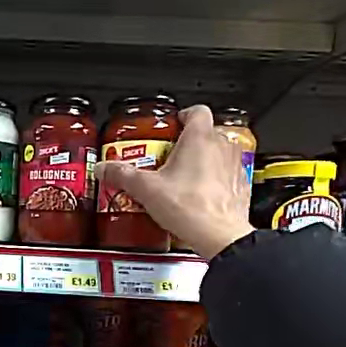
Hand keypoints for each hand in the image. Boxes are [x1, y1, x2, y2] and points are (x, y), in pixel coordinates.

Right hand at [97, 105, 252, 259]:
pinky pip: (226, 174)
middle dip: (186, 142)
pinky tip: (197, 194)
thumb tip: (105, 168)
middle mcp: (221, 147)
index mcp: (199, 138)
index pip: (196, 110)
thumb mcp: (146, 189)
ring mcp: (234, 165)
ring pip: (217, 152)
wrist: (219, 235)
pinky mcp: (240, 185)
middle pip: (205, 132)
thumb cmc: (191, 207)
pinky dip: (214, 180)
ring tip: (181, 177)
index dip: (181, 116)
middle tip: (166, 157)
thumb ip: (122, 174)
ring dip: (202, 160)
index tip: (169, 127)